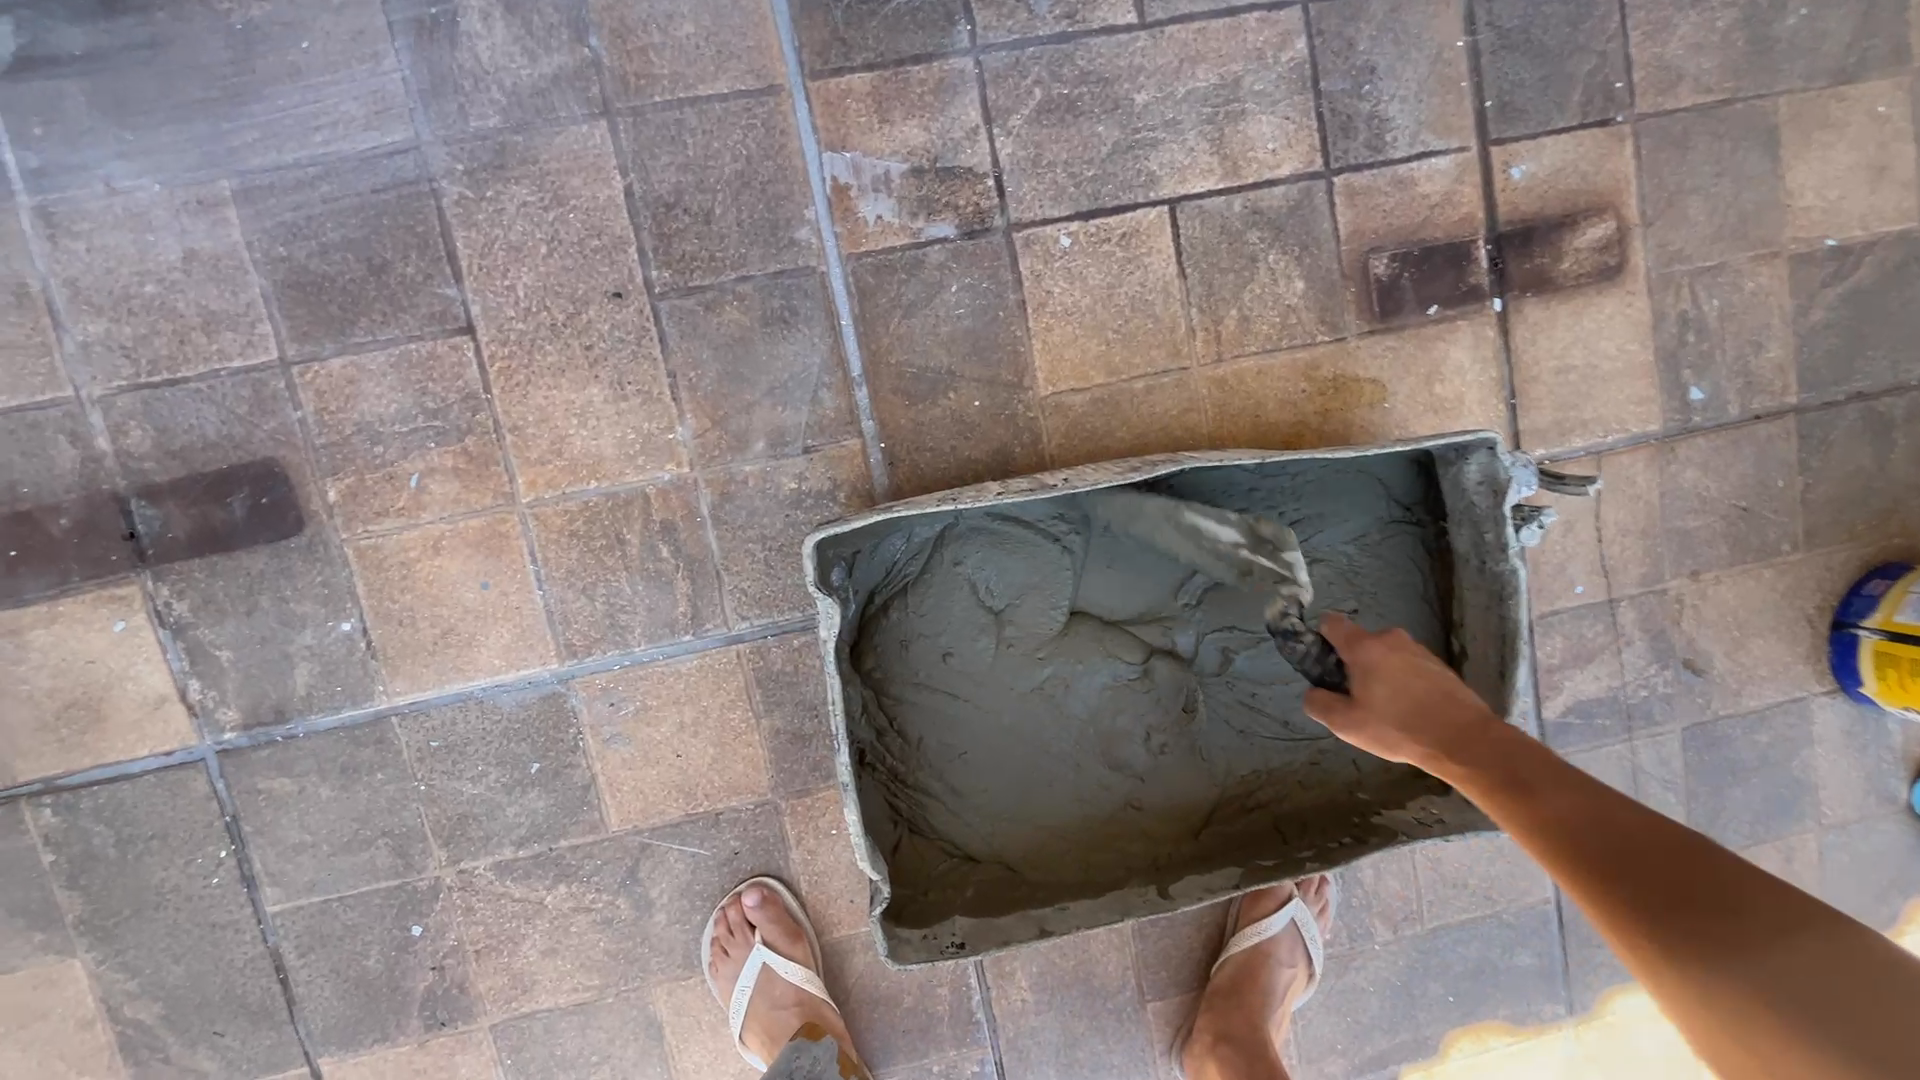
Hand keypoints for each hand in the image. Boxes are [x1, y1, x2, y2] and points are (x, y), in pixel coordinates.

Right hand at [1303, 613, 1507, 776]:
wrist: (1465, 740)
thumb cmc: (1397, 728)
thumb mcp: (1345, 723)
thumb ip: (1318, 703)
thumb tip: (1314, 692)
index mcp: (1364, 647)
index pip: (1331, 623)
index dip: (1321, 638)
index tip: (1323, 664)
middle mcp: (1391, 639)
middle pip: (1360, 643)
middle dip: (1353, 664)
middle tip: (1356, 697)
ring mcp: (1419, 650)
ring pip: (1386, 656)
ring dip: (1380, 673)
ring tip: (1386, 708)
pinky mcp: (1439, 665)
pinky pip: (1408, 666)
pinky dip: (1403, 682)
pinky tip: (1410, 710)